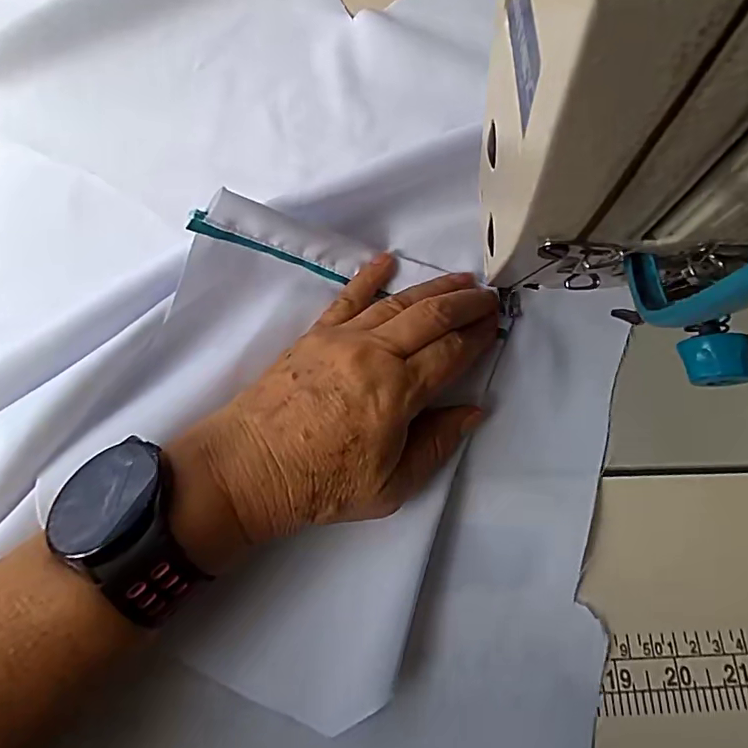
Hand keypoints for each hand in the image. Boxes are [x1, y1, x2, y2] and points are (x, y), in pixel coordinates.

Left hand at [165, 254, 497, 573]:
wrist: (251, 466)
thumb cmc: (322, 484)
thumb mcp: (391, 487)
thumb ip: (436, 445)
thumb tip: (472, 410)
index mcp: (397, 393)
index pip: (450, 352)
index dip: (478, 336)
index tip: (496, 324)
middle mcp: (373, 355)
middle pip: (430, 317)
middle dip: (465, 303)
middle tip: (489, 296)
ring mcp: (340, 339)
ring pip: (396, 303)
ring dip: (432, 288)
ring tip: (460, 279)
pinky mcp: (313, 334)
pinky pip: (347, 298)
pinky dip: (369, 277)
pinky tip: (387, 261)